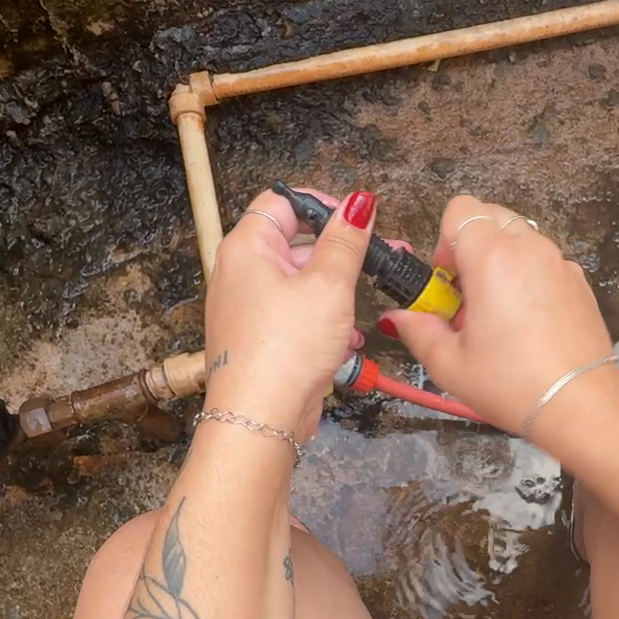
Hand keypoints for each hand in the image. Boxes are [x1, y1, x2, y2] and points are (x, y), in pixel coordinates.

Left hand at [203, 187, 373, 438]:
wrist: (260, 417)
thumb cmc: (286, 348)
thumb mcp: (329, 285)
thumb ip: (347, 240)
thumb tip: (360, 203)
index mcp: (248, 247)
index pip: (284, 201)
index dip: (324, 205)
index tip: (359, 222)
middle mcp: (240, 273)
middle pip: (295, 243)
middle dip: (340, 255)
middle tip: (378, 262)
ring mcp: (248, 308)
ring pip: (300, 284)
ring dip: (336, 294)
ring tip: (361, 311)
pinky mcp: (260, 338)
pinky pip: (295, 315)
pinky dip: (322, 321)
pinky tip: (344, 340)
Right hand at [381, 195, 614, 434]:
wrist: (581, 405)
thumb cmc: (512, 385)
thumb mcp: (450, 365)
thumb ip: (417, 330)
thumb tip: (398, 316)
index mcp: (493, 259)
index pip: (461, 210)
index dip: (444, 240)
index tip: (447, 282)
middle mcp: (530, 249)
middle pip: (491, 216)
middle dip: (471, 245)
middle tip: (466, 295)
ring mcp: (560, 262)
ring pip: (520, 236)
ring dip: (501, 260)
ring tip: (497, 311)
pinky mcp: (579, 282)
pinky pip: (545, 260)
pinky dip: (529, 276)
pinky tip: (527, 322)